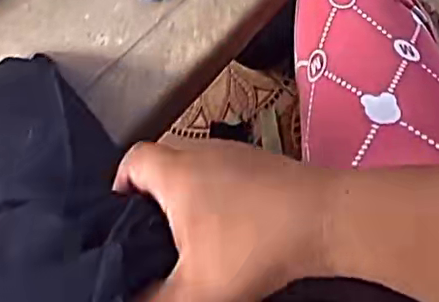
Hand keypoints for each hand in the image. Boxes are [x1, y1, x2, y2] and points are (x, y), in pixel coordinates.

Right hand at [114, 140, 333, 301]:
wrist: (321, 217)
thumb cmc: (253, 247)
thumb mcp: (193, 293)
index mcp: (180, 172)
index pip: (134, 157)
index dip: (117, 187)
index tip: (116, 225)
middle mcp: (206, 150)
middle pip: (162, 160)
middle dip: (147, 197)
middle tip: (143, 240)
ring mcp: (236, 152)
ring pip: (194, 164)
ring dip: (182, 195)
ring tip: (179, 240)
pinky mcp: (259, 161)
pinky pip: (220, 169)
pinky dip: (210, 192)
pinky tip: (220, 228)